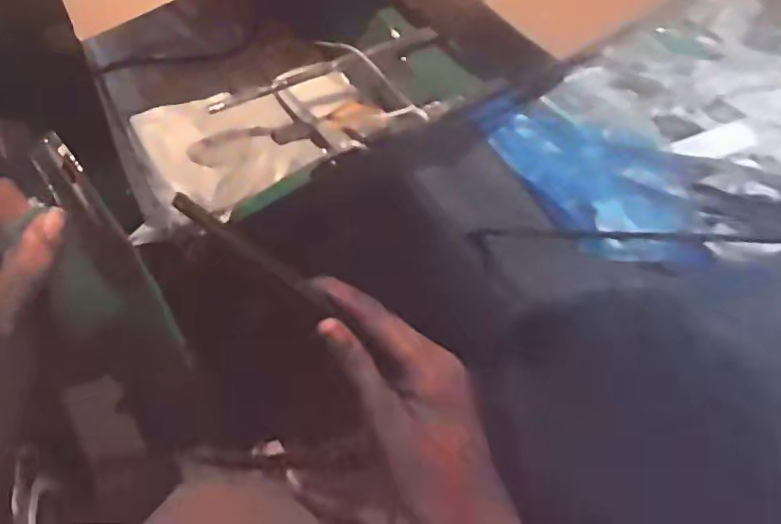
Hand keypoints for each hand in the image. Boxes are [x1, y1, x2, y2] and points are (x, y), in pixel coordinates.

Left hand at [0, 178, 65, 337]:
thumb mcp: (10, 311)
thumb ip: (29, 262)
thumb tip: (57, 215)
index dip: (27, 216)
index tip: (46, 247)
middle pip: (6, 203)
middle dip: (33, 225)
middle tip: (49, 258)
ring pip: (15, 217)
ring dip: (37, 236)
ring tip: (49, 265)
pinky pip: (18, 234)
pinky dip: (35, 246)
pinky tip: (44, 269)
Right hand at [314, 278, 518, 523]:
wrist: (473, 523)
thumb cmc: (429, 474)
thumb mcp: (388, 421)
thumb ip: (358, 368)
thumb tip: (326, 321)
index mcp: (430, 361)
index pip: (379, 314)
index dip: (342, 295)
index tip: (307, 281)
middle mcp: (439, 357)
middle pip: (386, 320)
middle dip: (348, 305)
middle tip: (307, 295)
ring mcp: (442, 372)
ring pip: (392, 334)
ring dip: (359, 321)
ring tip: (320, 310)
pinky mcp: (438, 388)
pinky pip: (398, 351)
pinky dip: (371, 341)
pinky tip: (349, 342)